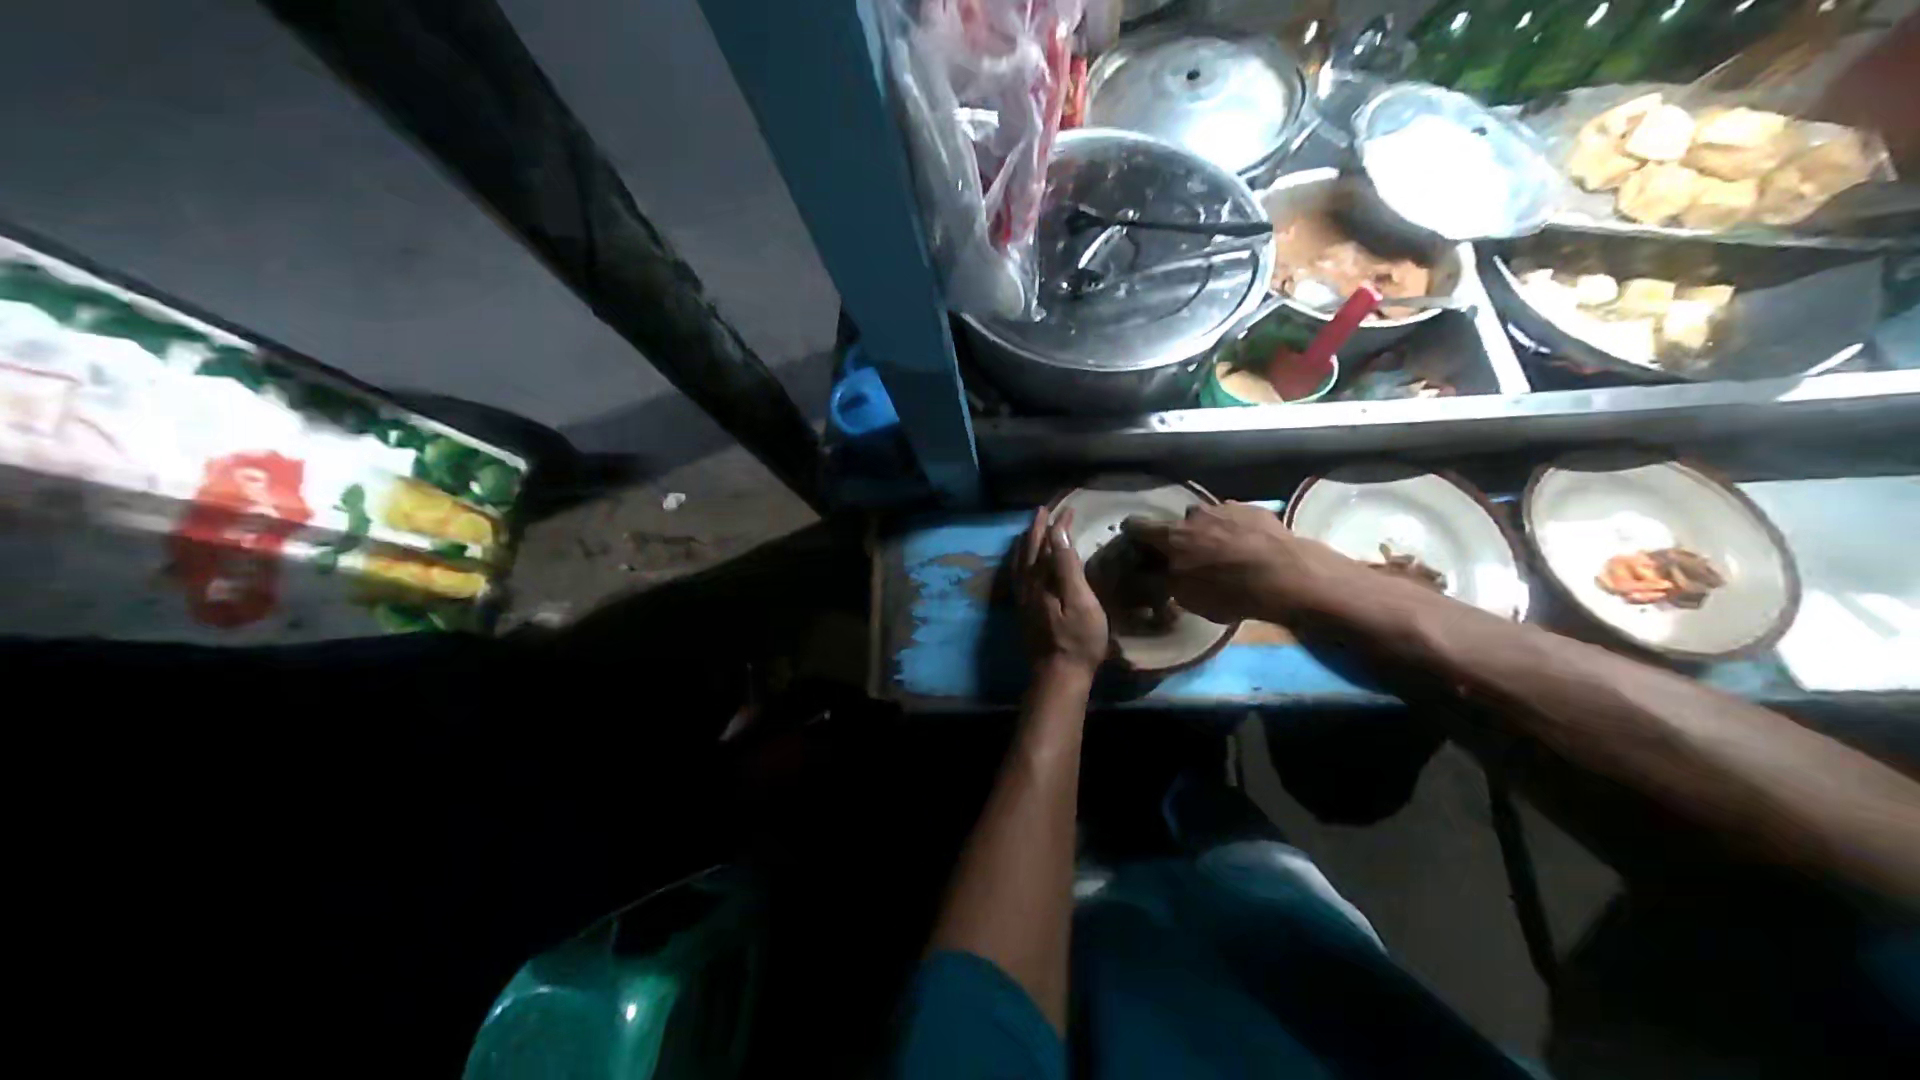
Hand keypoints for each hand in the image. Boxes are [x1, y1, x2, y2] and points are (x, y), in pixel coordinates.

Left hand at [1017, 507, 1109, 678]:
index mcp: (1042, 580)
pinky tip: (1023, 564)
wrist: (1058, 674)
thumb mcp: (1080, 601)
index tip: (1068, 510)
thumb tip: (1056, 533)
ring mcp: (1023, 599)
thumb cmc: (1078, 639)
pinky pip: (1017, 576)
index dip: (1058, 526)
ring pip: (1020, 562)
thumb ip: (1066, 566)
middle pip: (1029, 550)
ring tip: (1030, 530)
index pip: (1048, 544)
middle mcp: (1028, 585)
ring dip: (1026, 543)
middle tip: (1043, 511)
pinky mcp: (1024, 611)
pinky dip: (1019, 562)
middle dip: (1037, 529)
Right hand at [1121, 502, 1361, 622]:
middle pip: (1177, 523)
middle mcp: (1194, 513)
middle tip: (1190, 558)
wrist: (1287, 576)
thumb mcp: (1185, 597)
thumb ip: (1160, 581)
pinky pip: (1236, 518)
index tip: (1136, 545)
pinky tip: (1249, 549)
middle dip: (1180, 537)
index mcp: (1171, 535)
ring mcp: (1226, 507)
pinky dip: (1236, 531)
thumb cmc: (1228, 591)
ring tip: (1225, 554)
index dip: (1133, 535)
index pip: (1136, 525)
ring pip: (1208, 518)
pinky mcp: (1255, 510)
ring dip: (1210, 532)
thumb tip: (1146, 573)